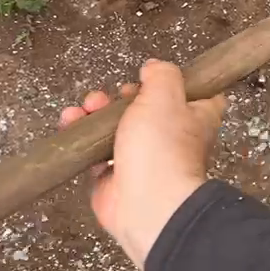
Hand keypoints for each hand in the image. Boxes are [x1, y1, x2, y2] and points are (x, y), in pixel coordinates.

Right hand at [58, 58, 226, 268]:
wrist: (146, 203)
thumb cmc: (162, 146)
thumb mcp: (165, 96)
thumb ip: (162, 76)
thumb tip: (155, 67)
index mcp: (199, 116)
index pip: (195, 93)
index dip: (172, 82)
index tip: (149, 78)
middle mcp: (176, 135)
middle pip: (148, 107)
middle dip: (121, 96)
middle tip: (104, 97)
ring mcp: (147, 156)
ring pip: (120, 126)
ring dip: (97, 113)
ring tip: (83, 109)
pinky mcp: (118, 175)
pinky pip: (99, 151)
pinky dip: (83, 136)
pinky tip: (70, 125)